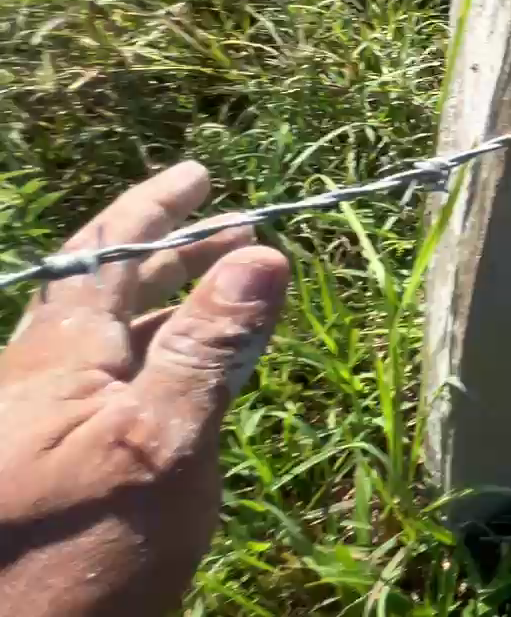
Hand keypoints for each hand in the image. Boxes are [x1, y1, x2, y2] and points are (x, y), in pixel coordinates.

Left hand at [0, 162, 289, 616]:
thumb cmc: (81, 553)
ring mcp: (43, 427)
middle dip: (173, 251)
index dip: (149, 211)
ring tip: (232, 277)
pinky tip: (202, 358)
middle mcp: (32, 387)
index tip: (199, 174)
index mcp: (45, 369)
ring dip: (177, 297)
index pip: (99, 262)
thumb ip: (210, 348)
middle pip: (104, 294)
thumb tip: (261, 254)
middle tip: (239, 223)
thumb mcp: (161, 443)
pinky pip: (120, 377)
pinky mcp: (62, 461)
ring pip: (113, 336)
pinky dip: (169, 345)